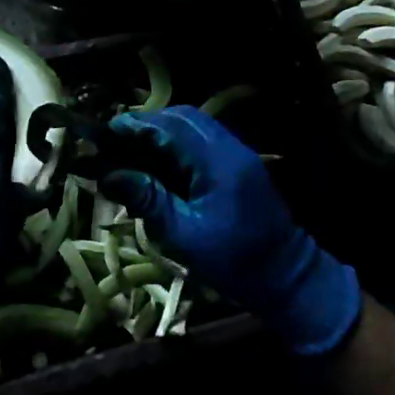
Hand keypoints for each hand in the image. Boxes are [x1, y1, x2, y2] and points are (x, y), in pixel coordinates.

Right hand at [102, 107, 360, 354]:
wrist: (288, 277)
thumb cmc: (234, 262)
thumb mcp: (184, 236)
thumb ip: (148, 200)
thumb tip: (108, 176)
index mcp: (218, 162)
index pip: (170, 127)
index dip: (135, 125)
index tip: (105, 132)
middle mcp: (230, 147)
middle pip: (183, 116)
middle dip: (147, 123)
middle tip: (116, 141)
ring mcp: (238, 153)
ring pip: (194, 124)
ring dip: (162, 130)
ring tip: (133, 149)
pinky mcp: (239, 163)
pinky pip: (203, 138)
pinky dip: (177, 141)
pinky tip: (160, 161)